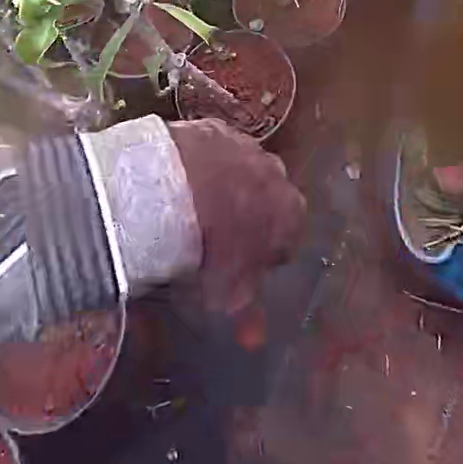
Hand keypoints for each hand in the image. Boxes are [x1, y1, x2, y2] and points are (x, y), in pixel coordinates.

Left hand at [166, 119, 304, 317]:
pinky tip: (176, 180)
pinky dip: (198, 163)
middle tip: (212, 235)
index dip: (259, 255)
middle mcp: (276, 172)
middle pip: (264, 198)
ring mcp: (244, 143)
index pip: (285, 238)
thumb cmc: (208, 248)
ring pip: (238, 170)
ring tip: (189, 206)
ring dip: (222, 186)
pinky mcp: (211, 124)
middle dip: (245, 214)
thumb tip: (254, 339)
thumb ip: (246, 311)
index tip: (236, 266)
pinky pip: (209, 149)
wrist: (172, 188)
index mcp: (290, 212)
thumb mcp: (227, 293)